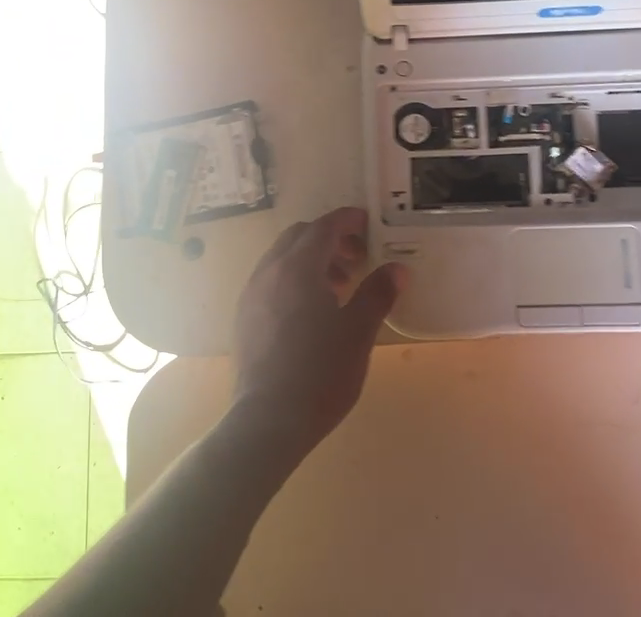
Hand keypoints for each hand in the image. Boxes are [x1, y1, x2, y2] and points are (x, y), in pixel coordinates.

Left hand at [232, 207, 405, 456]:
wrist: (269, 420)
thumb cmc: (321, 372)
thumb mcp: (358, 332)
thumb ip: (378, 294)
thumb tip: (397, 269)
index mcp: (298, 267)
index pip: (324, 227)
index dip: (347, 220)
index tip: (367, 223)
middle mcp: (270, 271)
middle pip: (299, 237)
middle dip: (328, 239)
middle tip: (356, 260)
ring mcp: (252, 294)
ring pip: (281, 258)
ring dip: (310, 260)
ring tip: (337, 289)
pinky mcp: (244, 317)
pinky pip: (270, 280)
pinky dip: (292, 279)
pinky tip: (310, 312)